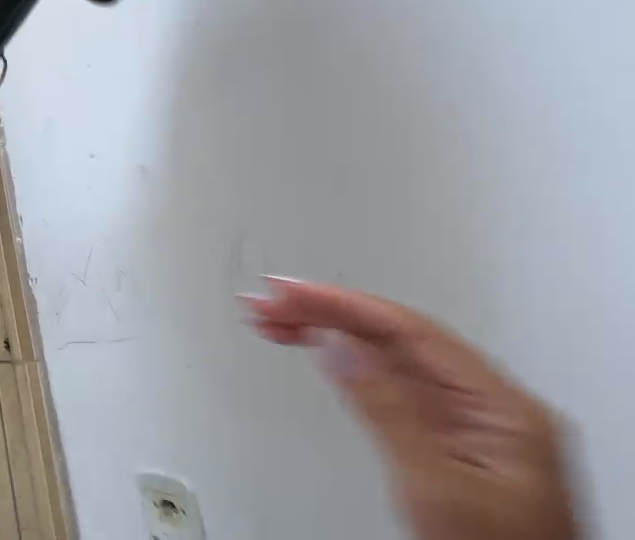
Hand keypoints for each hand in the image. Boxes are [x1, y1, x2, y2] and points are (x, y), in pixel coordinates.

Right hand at [242, 279, 578, 539]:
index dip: (344, 304)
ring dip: (326, 328)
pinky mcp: (442, 431)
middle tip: (267, 303)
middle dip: (325, 312)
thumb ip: (385, 407)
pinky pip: (385, 375)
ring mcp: (466, 417)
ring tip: (271, 318)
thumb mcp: (433, 481)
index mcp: (504, 409)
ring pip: (384, 351)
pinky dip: (341, 355)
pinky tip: (312, 343)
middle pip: (394, 336)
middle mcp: (489, 404)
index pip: (411, 331)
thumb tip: (338, 344)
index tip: (289, 292)